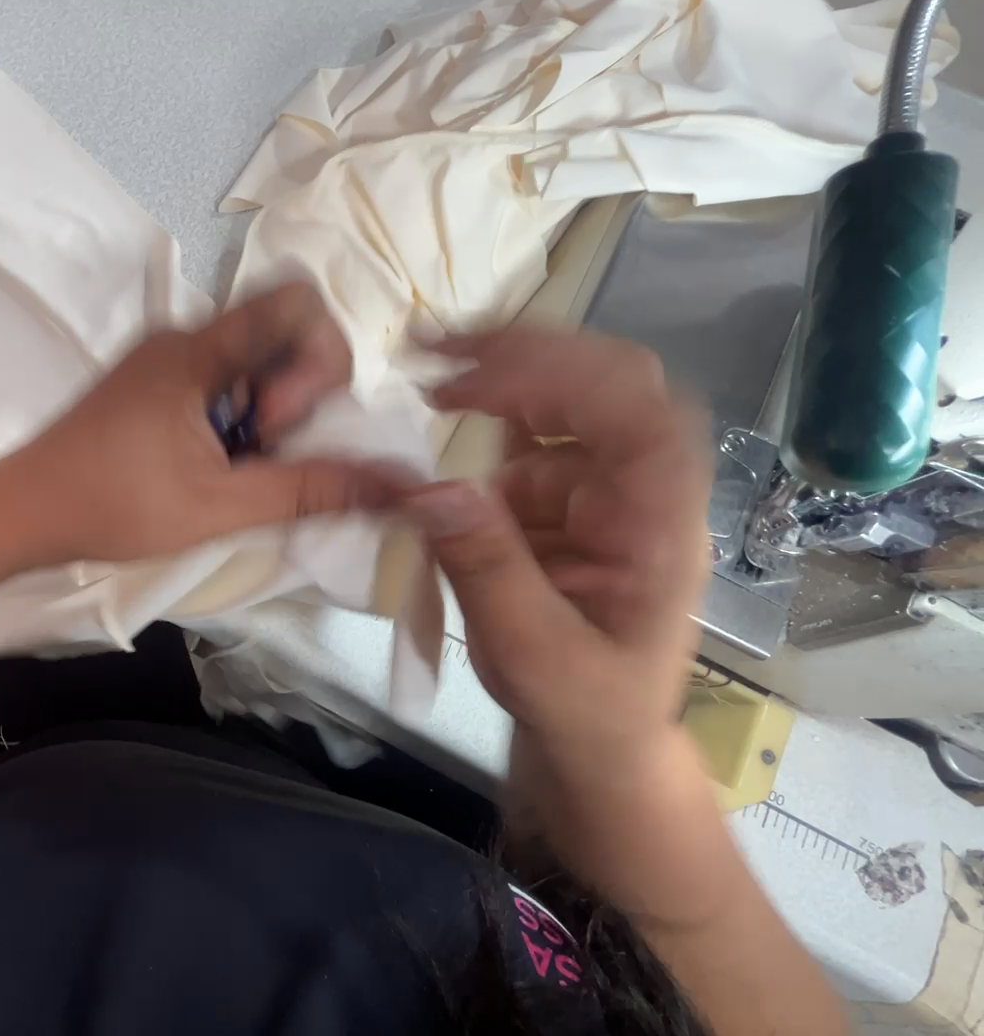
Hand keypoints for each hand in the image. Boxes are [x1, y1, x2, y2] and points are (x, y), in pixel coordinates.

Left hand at [0, 282, 400, 564]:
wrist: (21, 511)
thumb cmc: (110, 506)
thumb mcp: (219, 506)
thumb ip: (313, 490)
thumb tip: (405, 486)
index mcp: (196, 350)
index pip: (297, 301)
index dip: (320, 358)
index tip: (276, 422)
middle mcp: (181, 338)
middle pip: (281, 333)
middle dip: (294, 393)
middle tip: (258, 450)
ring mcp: (162, 359)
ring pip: (252, 362)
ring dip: (265, 412)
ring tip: (231, 466)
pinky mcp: (151, 383)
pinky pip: (219, 381)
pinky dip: (236, 417)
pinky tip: (213, 463)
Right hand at [397, 329, 711, 768]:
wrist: (592, 731)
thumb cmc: (579, 701)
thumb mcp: (531, 648)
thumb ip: (485, 566)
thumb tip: (426, 485)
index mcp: (657, 522)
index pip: (632, 416)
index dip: (553, 377)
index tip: (463, 377)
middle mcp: (637, 489)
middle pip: (605, 386)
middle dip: (524, 356)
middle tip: (435, 351)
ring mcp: (601, 489)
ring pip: (565, 403)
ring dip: (499, 378)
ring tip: (427, 379)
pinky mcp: (562, 498)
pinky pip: (533, 437)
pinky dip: (491, 412)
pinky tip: (449, 402)